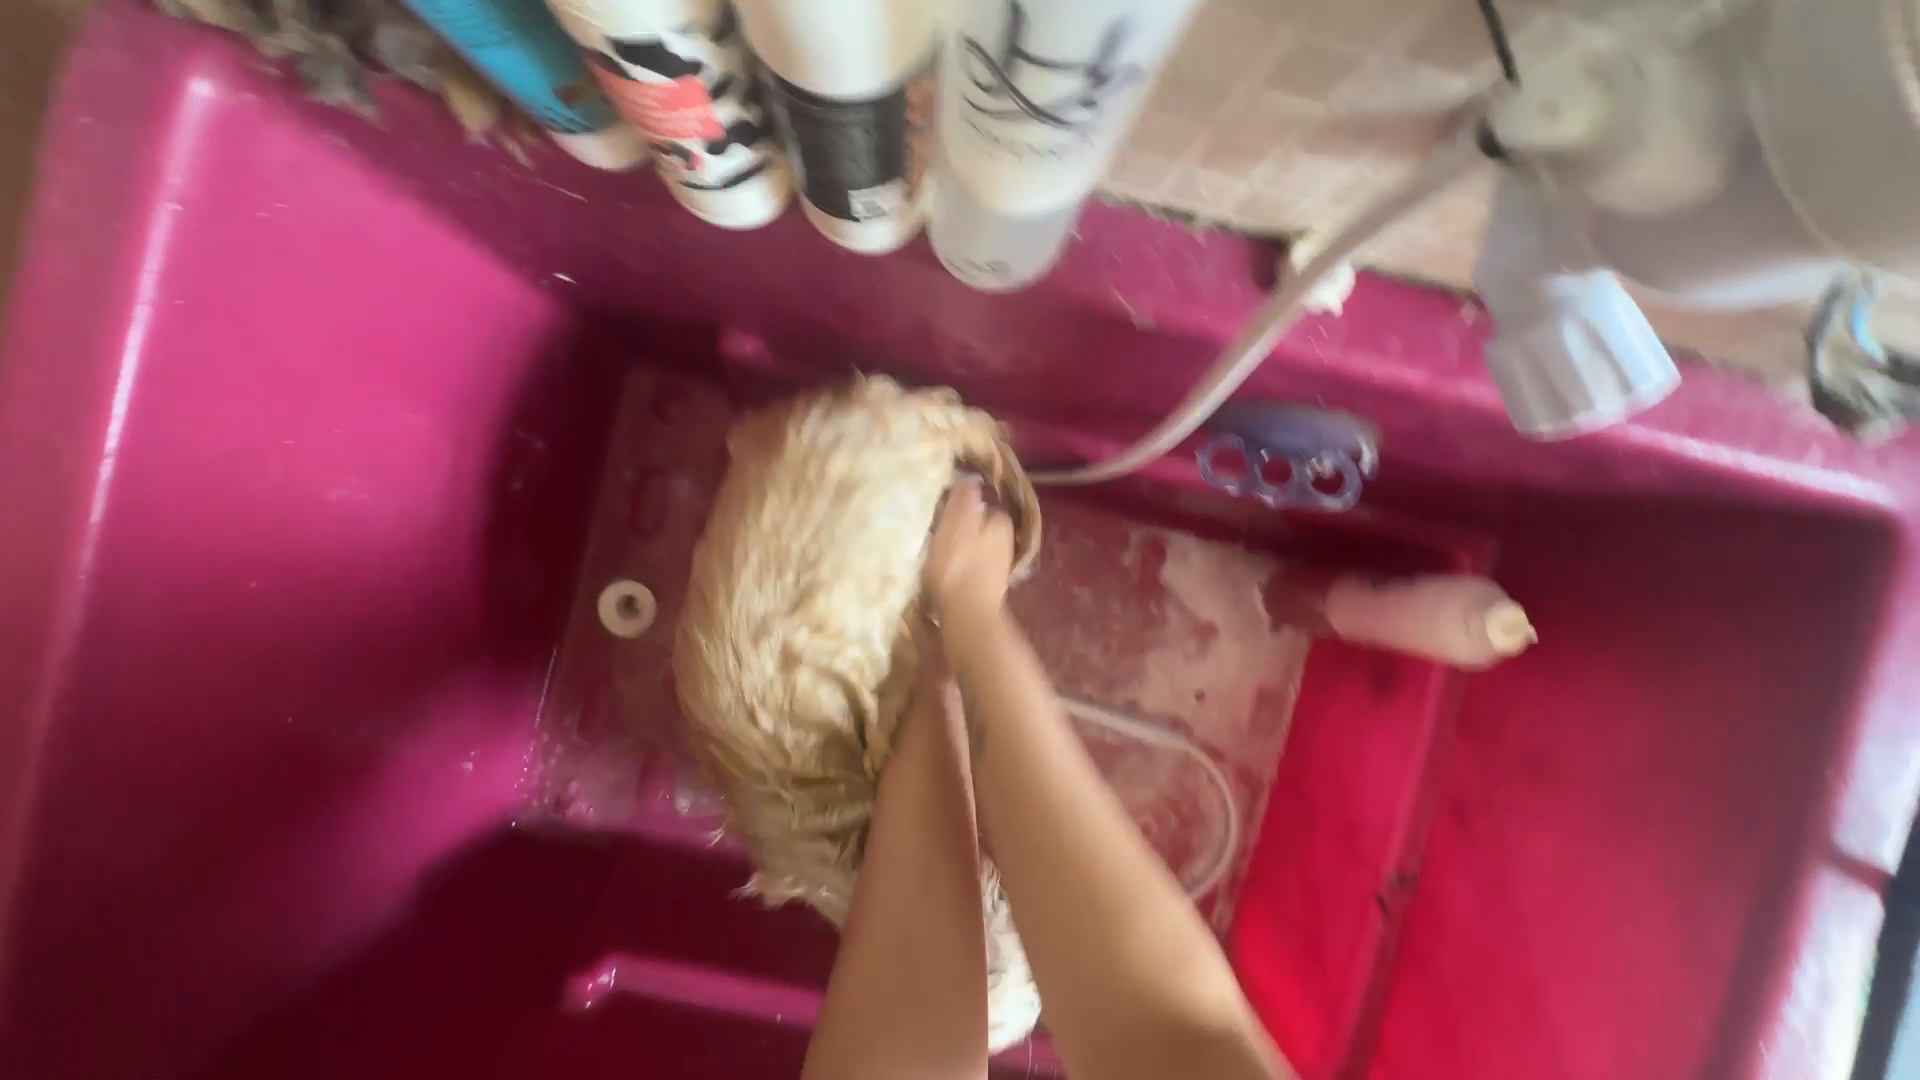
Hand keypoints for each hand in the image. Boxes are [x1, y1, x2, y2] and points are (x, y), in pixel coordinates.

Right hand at [923, 479, 1015, 627]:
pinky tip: (942, 581)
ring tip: (933, 559)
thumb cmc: (957, 565)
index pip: (980, 505)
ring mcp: (998, 571)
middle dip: (961, 532)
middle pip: (979, 530)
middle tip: (933, 535)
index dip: (959, 508)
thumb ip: (964, 498)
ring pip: (975, 552)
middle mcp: (1006, 545)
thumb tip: (969, 477)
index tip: (939, 513)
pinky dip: (958, 574)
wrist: (967, 616)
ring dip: (958, 554)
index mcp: (1000, 523)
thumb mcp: (956, 521)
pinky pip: (970, 574)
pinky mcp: (988, 593)